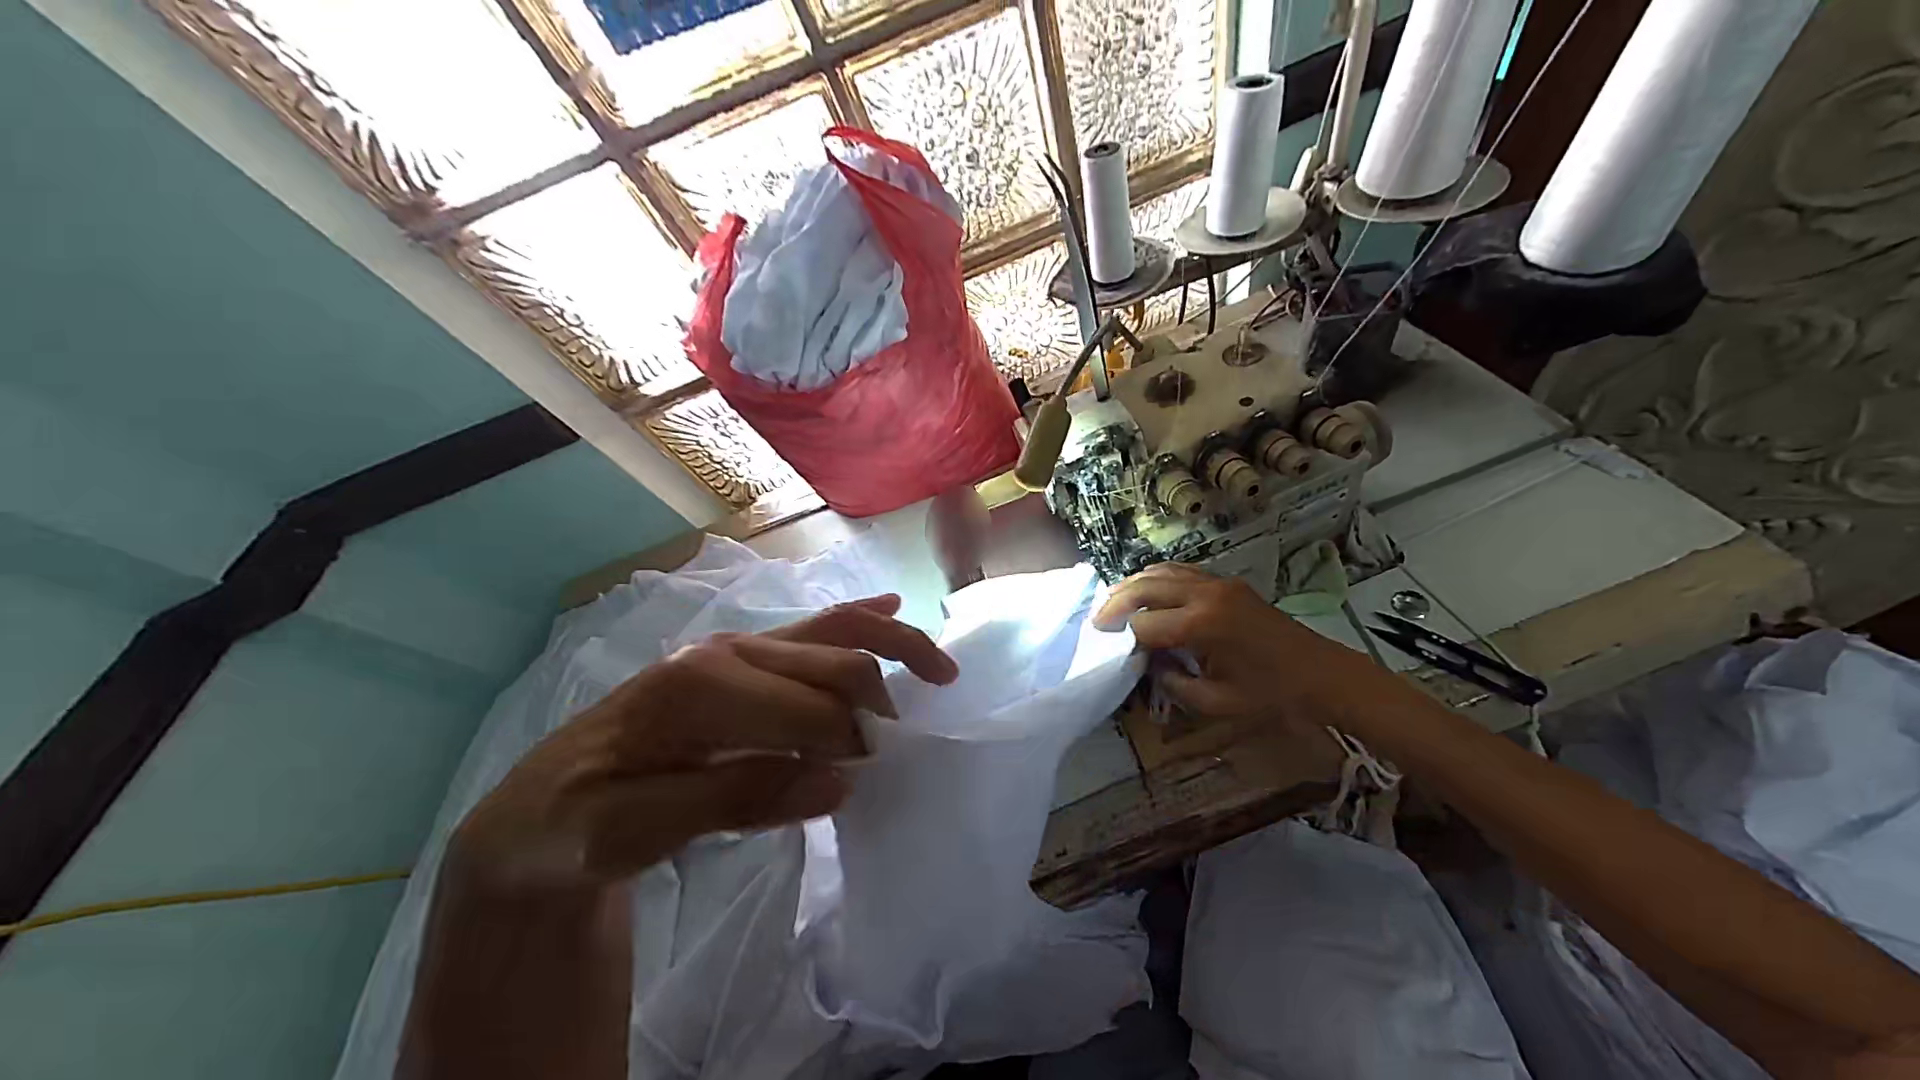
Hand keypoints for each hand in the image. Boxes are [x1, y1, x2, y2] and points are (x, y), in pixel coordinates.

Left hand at [447, 595, 957, 896]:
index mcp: (701, 687)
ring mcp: (737, 649)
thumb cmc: (579, 822)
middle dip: (879, 705)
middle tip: (895, 753)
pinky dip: (861, 620)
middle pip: (835, 661)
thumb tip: (839, 783)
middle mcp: (727, 652)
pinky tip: (894, 608)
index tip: (864, 785)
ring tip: (940, 671)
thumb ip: (736, 799)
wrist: (542, 804)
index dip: (850, 747)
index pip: (811, 712)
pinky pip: (815, 628)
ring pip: (834, 630)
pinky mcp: (742, 659)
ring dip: (892, 647)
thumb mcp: (637, 831)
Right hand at [1093, 562, 1408, 736]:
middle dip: (1116, 603)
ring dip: (1132, 585)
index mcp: (1201, 625)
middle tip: (1098, 621)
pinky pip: (1180, 570)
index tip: (1118, 652)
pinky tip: (1146, 591)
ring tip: (1114, 603)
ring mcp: (1217, 583)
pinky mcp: (1226, 581)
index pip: (1143, 623)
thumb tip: (1148, 663)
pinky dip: (1156, 577)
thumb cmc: (1270, 694)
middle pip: (1144, 587)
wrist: (1320, 672)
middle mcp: (1205, 594)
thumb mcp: (1216, 701)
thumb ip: (1172, 682)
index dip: (1126, 638)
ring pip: (1159, 571)